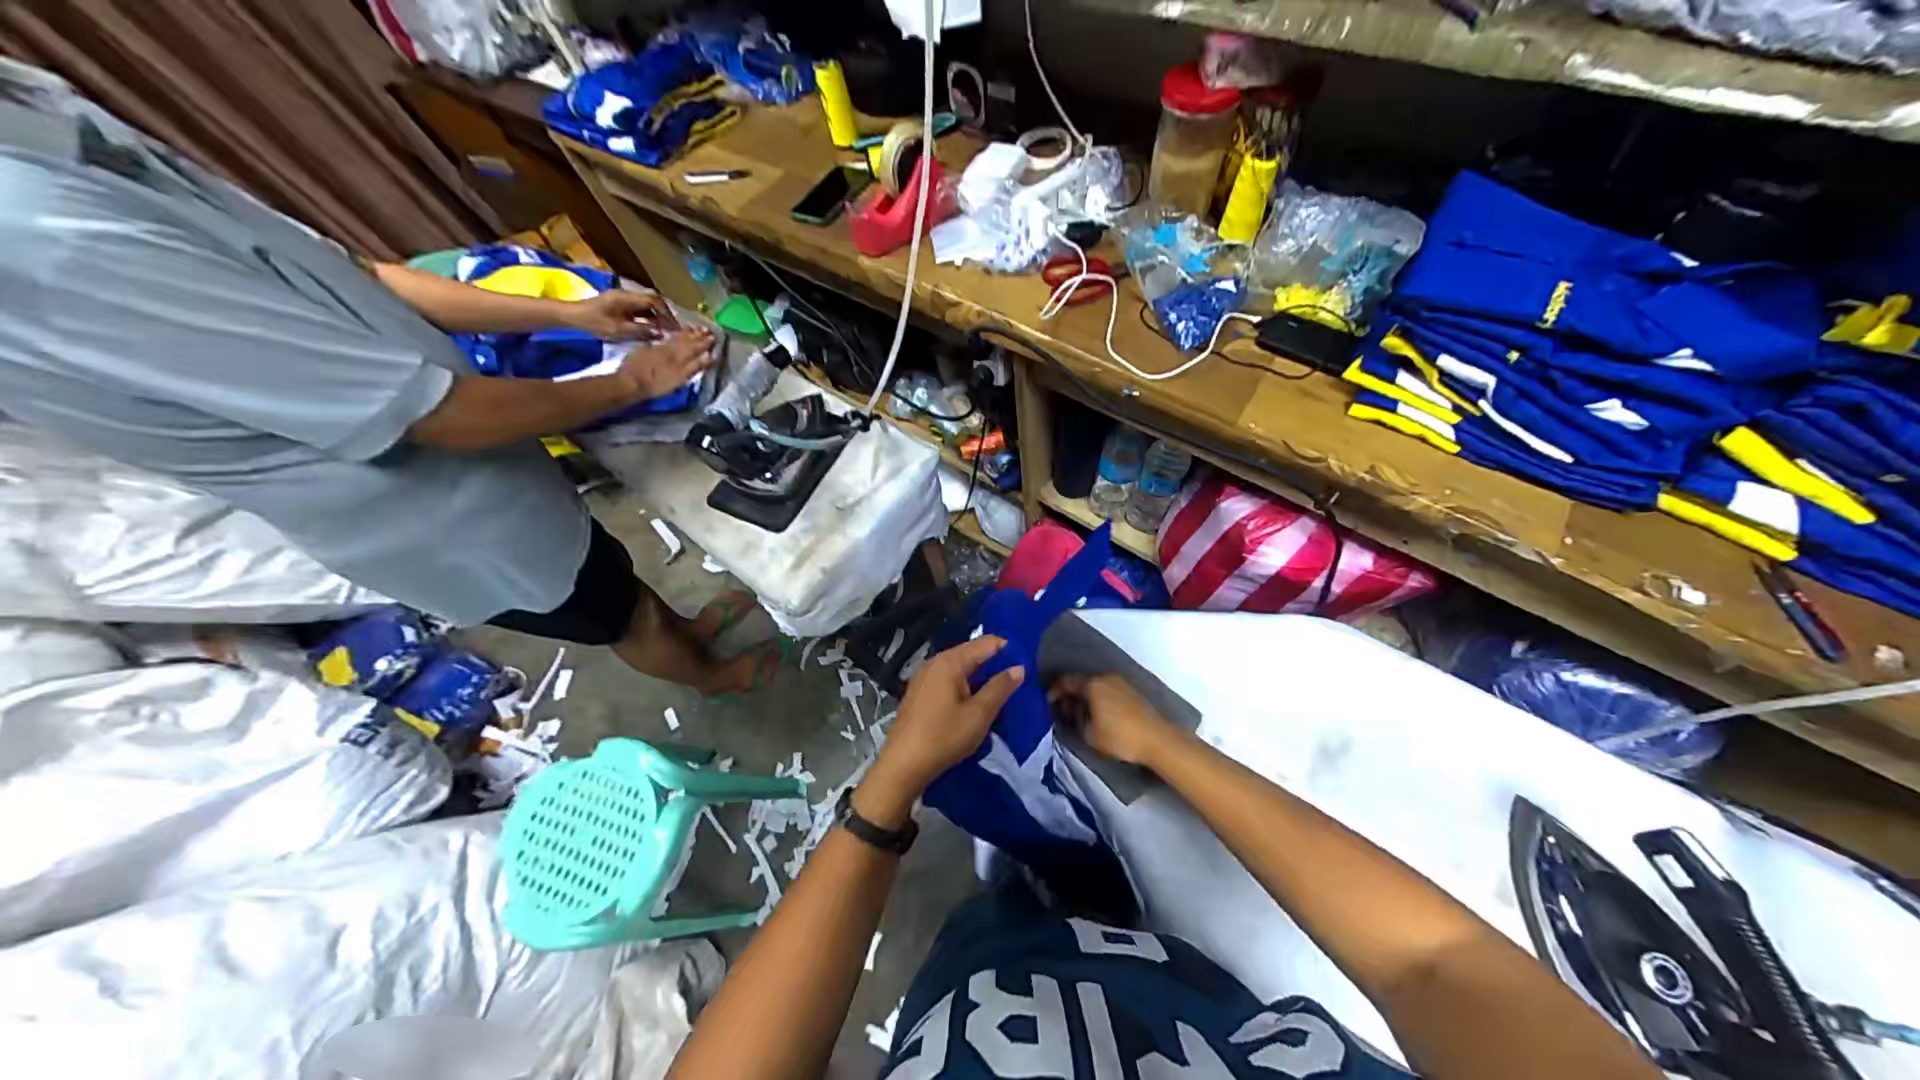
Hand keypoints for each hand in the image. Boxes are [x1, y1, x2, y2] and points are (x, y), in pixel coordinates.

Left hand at [564, 288, 673, 340]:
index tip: (674, 327)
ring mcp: (622, 299)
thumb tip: (660, 333)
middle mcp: (626, 295)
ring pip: (645, 306)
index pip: (654, 301)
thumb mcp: (618, 329)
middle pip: (652, 302)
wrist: (571, 317)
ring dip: (656, 318)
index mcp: (627, 298)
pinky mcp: (618, 305)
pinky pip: (638, 310)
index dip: (667, 313)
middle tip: (672, 330)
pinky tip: (650, 329)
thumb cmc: (593, 322)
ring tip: (663, 331)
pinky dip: (647, 318)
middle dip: (664, 315)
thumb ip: (641, 330)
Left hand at [616, 329, 715, 400]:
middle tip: (707, 330)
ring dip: (687, 334)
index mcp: (679, 357)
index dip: (704, 343)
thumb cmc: (656, 385)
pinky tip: (676, 334)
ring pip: (676, 338)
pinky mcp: (647, 349)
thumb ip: (694, 366)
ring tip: (695, 330)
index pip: (695, 348)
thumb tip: (709, 356)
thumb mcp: (679, 379)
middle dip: (697, 336)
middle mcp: (671, 350)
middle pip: (686, 341)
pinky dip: (672, 336)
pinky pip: (664, 339)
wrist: (630, 382)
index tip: (713, 337)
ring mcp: (658, 348)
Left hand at [858, 637, 1023, 826]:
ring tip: (1001, 691)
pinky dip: (964, 686)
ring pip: (959, 668)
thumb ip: (1000, 688)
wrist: (903, 764)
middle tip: (1018, 677)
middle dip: (994, 663)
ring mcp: (924, 677)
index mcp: (950, 661)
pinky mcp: (919, 693)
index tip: (1028, 660)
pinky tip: (974, 701)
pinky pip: (948, 680)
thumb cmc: (944, 737)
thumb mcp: (979, 714)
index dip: (1008, 648)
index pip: (986, 642)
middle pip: (971, 653)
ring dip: (980, 676)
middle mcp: (935, 662)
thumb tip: (1019, 667)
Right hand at [1049, 673, 1180, 766]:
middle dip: (1070, 696)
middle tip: (1064, 712)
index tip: (1048, 702)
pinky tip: (1099, 714)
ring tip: (1082, 716)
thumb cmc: (1120, 737)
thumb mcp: (1090, 735)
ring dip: (1086, 698)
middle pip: (1082, 682)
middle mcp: (1106, 678)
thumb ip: (1077, 723)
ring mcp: (1122, 683)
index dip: (1054, 691)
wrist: (1159, 741)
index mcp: (1093, 685)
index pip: (1067, 681)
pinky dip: (1099, 699)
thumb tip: (1074, 716)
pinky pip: (1108, 691)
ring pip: (1096, 686)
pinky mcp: (1133, 692)